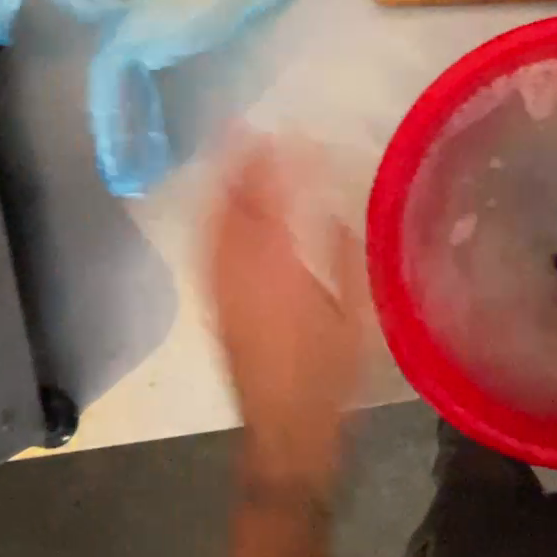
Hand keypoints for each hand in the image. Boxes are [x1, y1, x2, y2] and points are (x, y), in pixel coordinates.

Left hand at [206, 136, 366, 496]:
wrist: (284, 430)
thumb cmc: (329, 375)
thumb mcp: (353, 315)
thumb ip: (343, 256)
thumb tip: (335, 207)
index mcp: (279, 270)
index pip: (269, 202)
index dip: (274, 163)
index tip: (284, 131)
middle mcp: (238, 273)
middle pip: (231, 205)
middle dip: (237, 162)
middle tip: (248, 126)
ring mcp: (219, 290)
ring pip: (211, 224)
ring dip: (221, 184)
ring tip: (232, 151)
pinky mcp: (212, 305)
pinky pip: (204, 249)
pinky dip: (210, 217)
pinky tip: (220, 205)